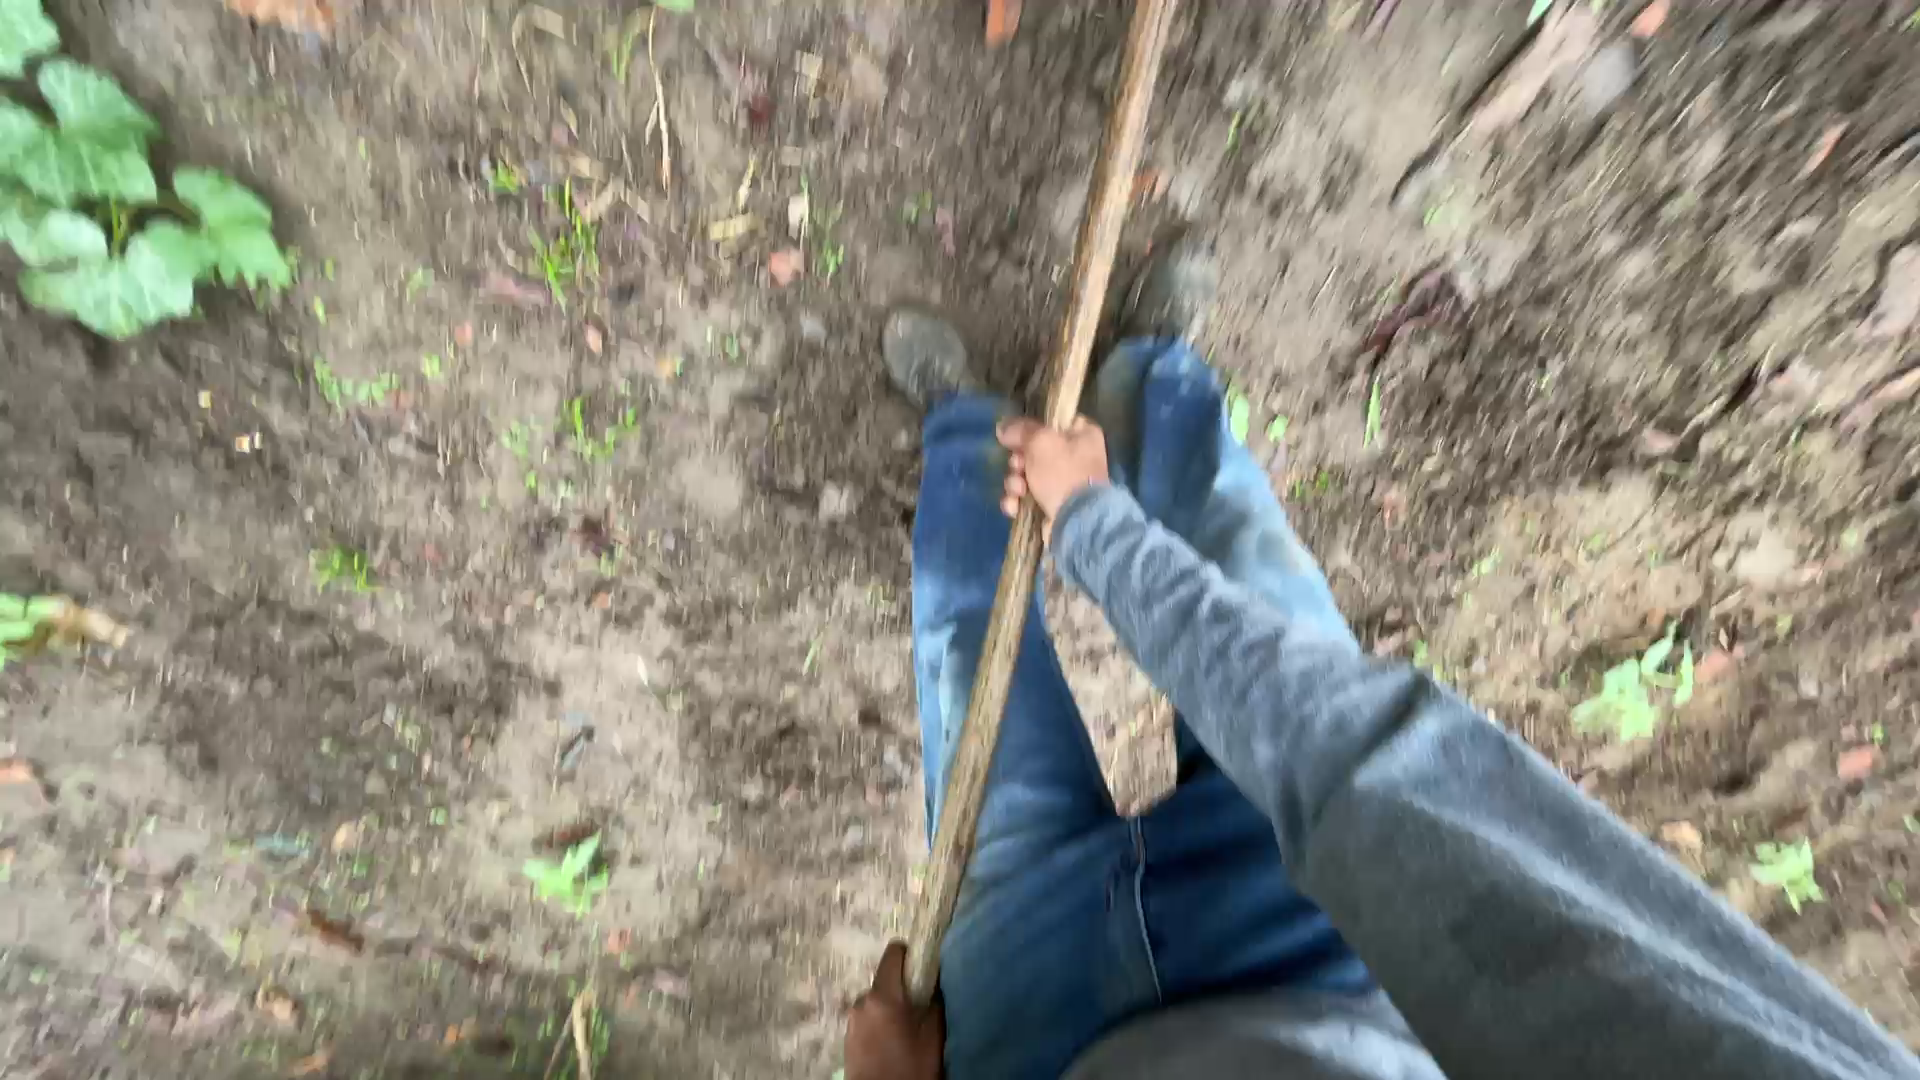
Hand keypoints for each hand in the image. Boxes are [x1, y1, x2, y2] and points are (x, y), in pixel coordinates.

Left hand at [845, 942, 943, 1079]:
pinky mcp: (847, 1038)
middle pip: (886, 979)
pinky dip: (880, 1022)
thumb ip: (935, 1004)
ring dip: (891, 1007)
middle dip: (903, 989)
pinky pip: (868, 1017)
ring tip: (906, 1031)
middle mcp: (861, 1001)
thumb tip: (935, 983)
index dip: (910, 955)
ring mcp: (851, 1020)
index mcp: (882, 996)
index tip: (924, 969)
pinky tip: (891, 1043)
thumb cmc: (909, 1071)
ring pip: (877, 1000)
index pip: (894, 952)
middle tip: (920, 1009)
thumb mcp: (932, 1039)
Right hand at [997, 416, 1109, 536]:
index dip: (1031, 428)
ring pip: (1025, 474)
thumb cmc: (1063, 474)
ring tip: (1019, 491)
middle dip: (1018, 462)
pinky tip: (1015, 507)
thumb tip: (1002, 427)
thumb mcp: (1041, 442)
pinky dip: (1016, 501)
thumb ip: (1020, 430)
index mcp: (1082, 434)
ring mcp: (1063, 483)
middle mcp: (1075, 456)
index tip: (1017, 436)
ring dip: (1014, 483)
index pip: (1052, 421)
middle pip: (1033, 450)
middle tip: (1018, 468)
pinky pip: (1025, 497)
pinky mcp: (1051, 505)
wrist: (1075, 522)